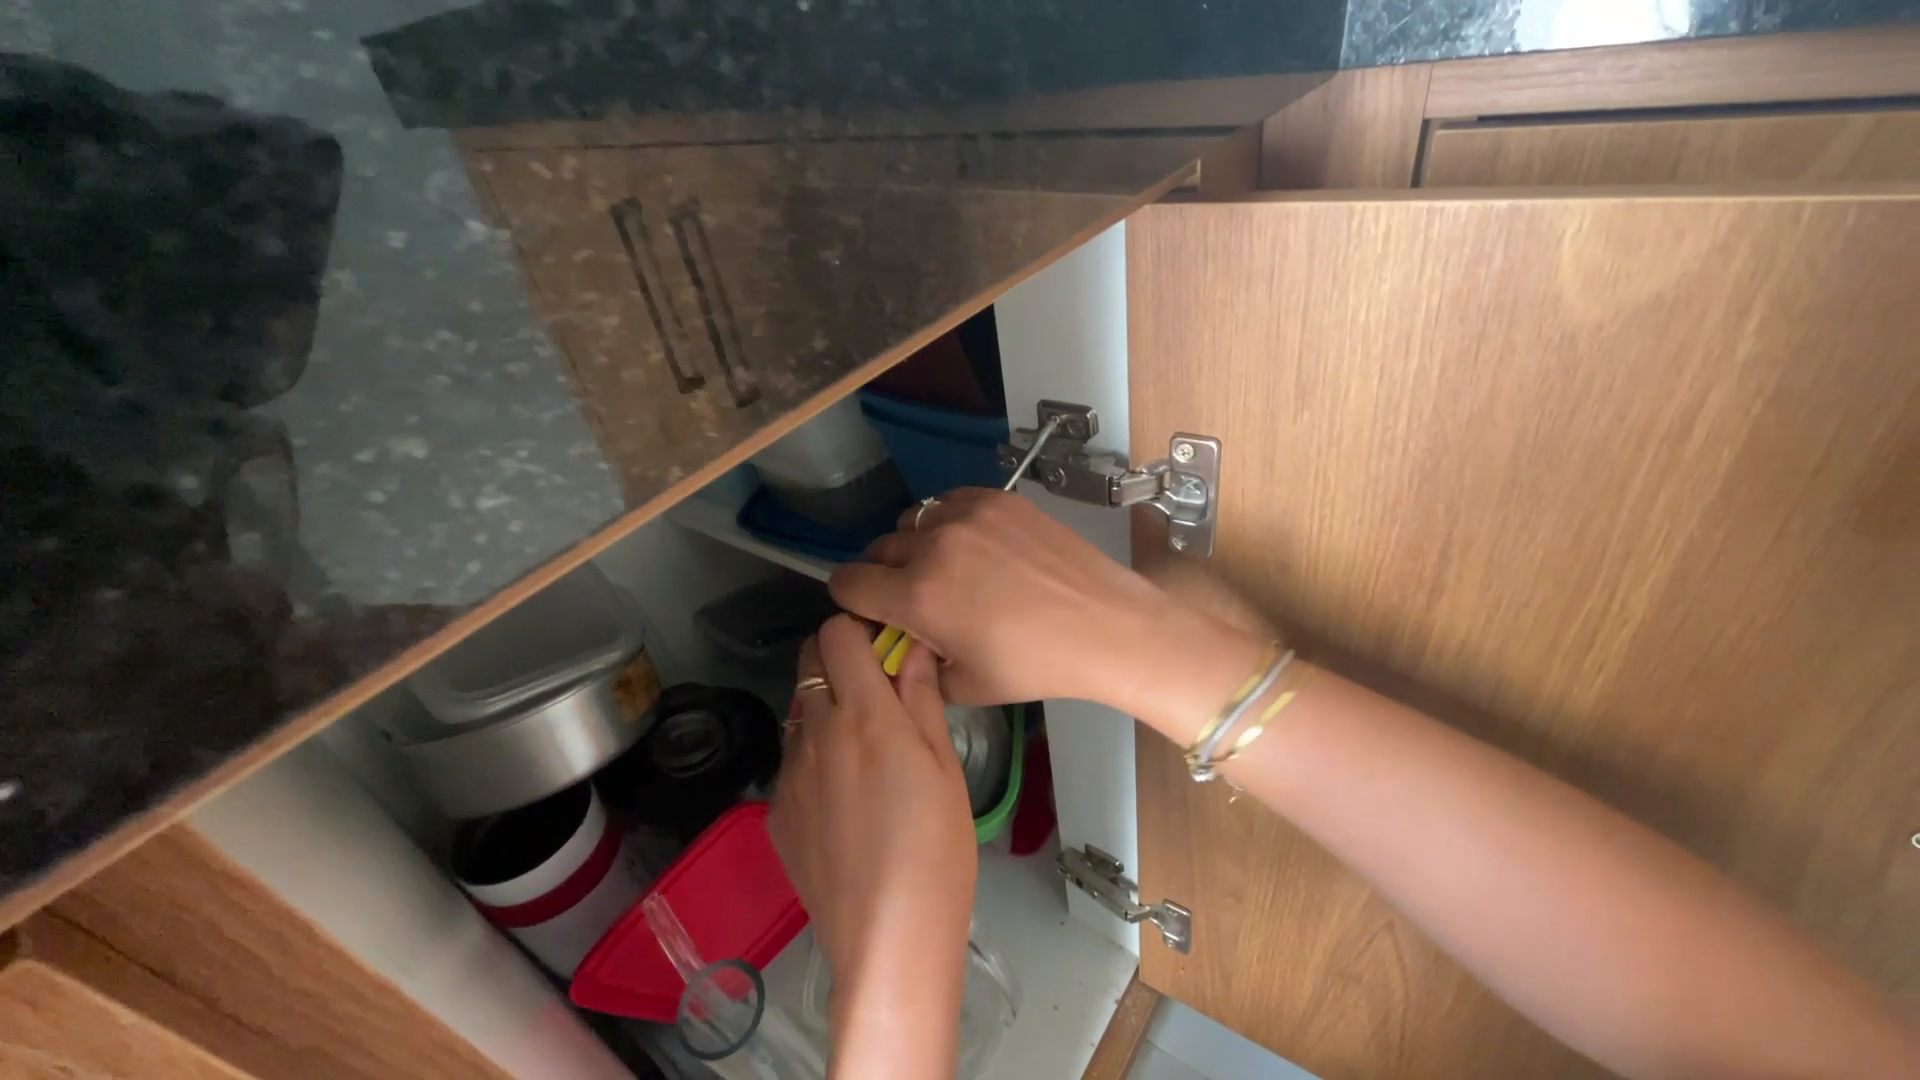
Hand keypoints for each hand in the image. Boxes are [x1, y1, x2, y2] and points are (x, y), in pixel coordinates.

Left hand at [768, 615, 974, 1073]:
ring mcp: (788, 772)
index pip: (836, 631)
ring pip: (798, 711)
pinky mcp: (775, 810)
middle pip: (808, 661)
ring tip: (863, 753)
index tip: (883, 645)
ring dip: (825, 709)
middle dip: (837, 660)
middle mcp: (815, 731)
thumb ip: (922, 698)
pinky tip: (844, 801)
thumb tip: (912, 647)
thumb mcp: (944, 766)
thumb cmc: (937, 846)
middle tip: (876, 693)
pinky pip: (791, 762)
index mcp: (864, 713)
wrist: (888, 936)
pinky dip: (813, 758)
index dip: (857, 627)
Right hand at [828, 488, 1259, 717]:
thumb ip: (916, 664)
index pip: (847, 584)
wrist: (1105, 625)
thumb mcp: (965, 686)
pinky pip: (947, 502)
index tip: (871, 610)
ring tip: (948, 567)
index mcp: (918, 597)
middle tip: (918, 596)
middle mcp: (932, 547)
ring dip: (916, 544)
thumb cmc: (1035, 665)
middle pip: (876, 550)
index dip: (852, 601)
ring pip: (910, 521)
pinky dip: (948, 521)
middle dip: (885, 575)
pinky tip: (976, 545)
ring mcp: (966, 516)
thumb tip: (899, 642)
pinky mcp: (997, 498)